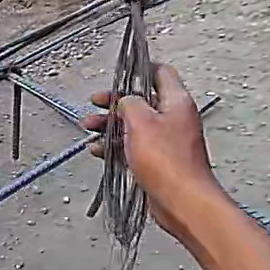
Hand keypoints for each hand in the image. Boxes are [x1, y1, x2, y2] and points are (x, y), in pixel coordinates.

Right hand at [81, 65, 221, 236]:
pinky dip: (113, 145)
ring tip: (88, 127)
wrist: (180, 199)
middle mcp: (173, 119)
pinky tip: (97, 149)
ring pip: (132, 124)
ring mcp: (165, 140)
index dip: (140, 69)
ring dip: (109, 124)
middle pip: (141, 101)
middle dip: (115, 102)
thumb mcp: (140, 121)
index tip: (120, 72)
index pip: (161, 74)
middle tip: (95, 103)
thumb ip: (129, 103)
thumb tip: (125, 100)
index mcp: (175, 103)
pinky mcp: (156, 160)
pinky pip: (130, 146)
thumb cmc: (165, 159)